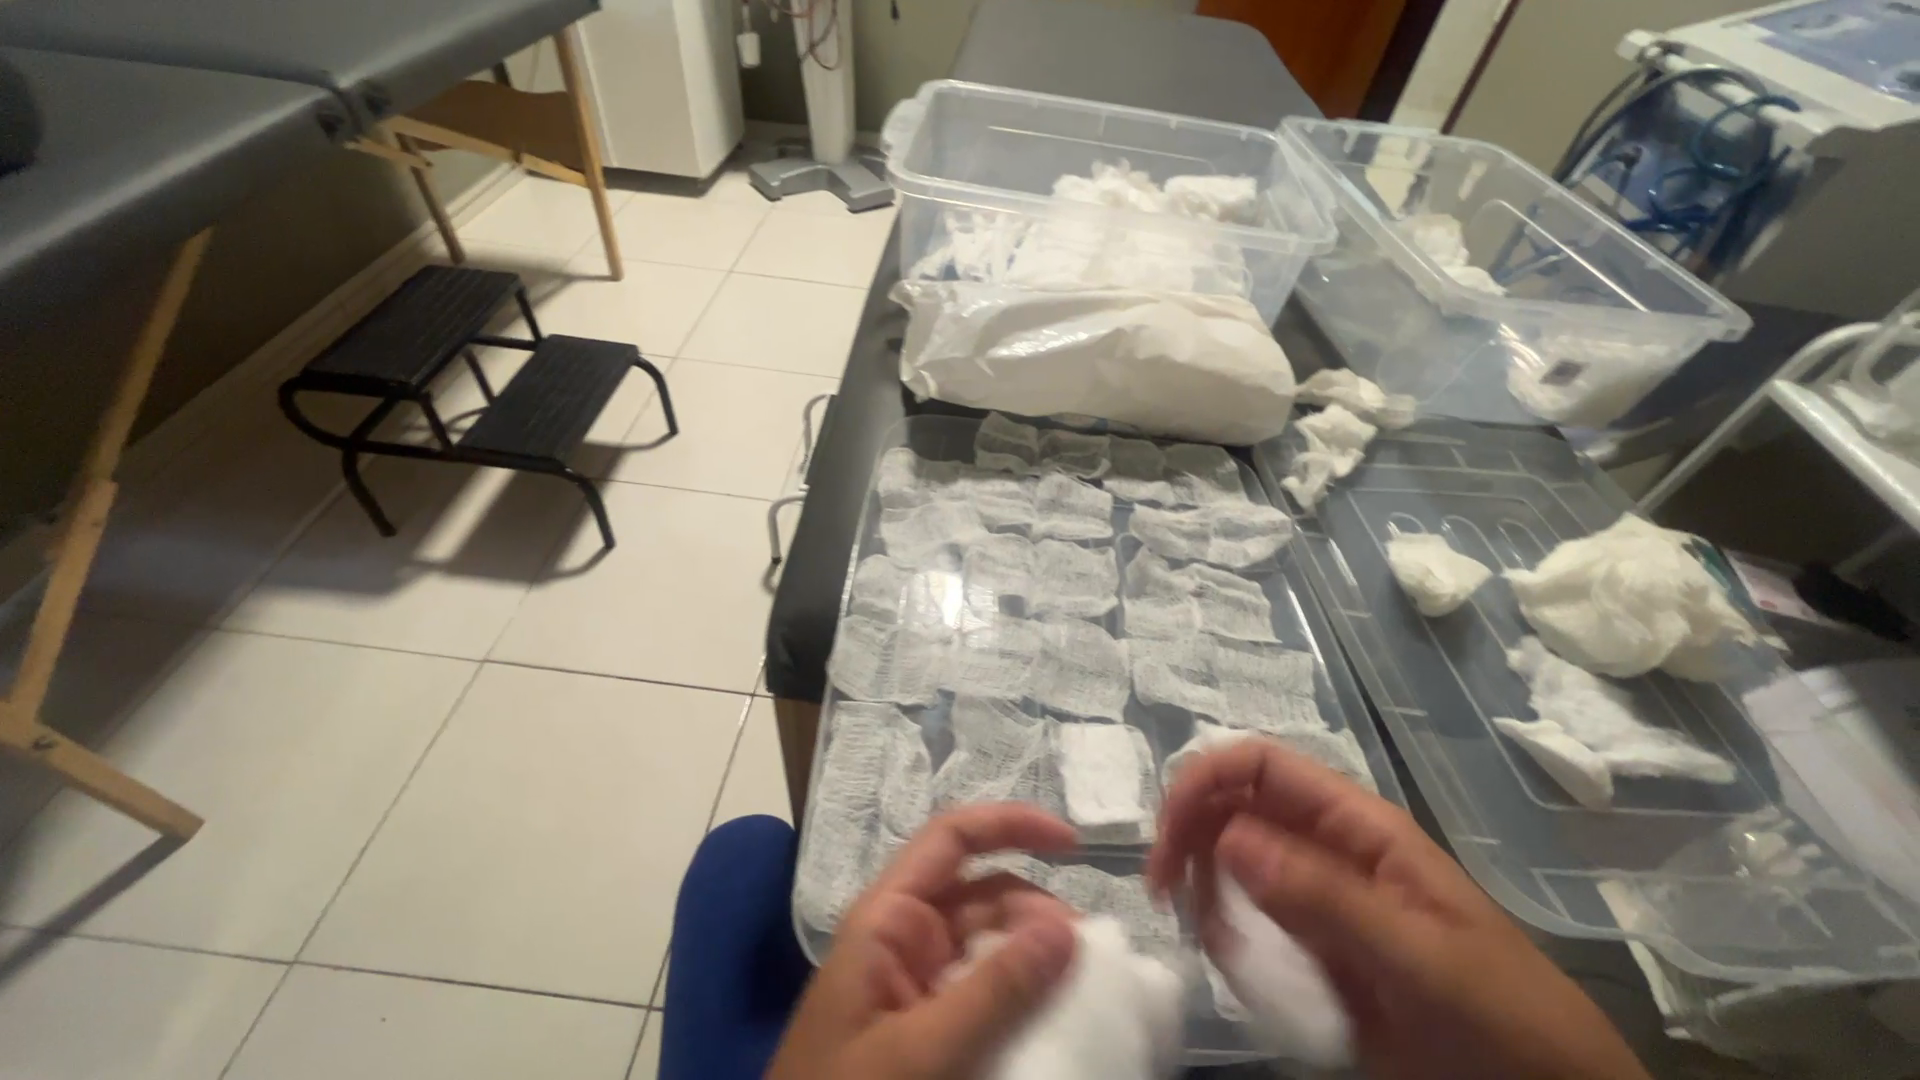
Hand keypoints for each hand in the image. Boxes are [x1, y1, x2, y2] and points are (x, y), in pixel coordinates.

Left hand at [769, 804, 1080, 1079]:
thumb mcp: (919, 1048)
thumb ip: (993, 992)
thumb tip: (1066, 926)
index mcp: (888, 917)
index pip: (950, 840)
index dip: (1009, 825)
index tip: (1072, 844)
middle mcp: (908, 936)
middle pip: (985, 896)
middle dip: (1038, 912)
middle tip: (1088, 959)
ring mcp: (924, 982)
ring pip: (994, 946)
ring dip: (1039, 959)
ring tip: (1084, 990)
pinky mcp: (935, 1025)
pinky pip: (991, 994)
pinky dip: (1026, 999)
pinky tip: (1060, 1018)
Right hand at [1148, 740, 1650, 1079]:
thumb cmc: (1501, 1018)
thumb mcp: (1420, 958)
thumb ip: (1327, 898)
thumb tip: (1227, 838)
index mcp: (1358, 827)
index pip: (1261, 766)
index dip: (1204, 781)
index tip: (1166, 838)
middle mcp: (1328, 849)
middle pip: (1233, 806)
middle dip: (1188, 836)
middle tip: (1165, 895)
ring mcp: (1316, 899)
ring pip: (1229, 862)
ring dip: (1202, 889)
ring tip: (1206, 939)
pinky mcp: (1310, 947)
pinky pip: (1246, 919)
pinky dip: (1224, 933)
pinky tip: (1232, 964)